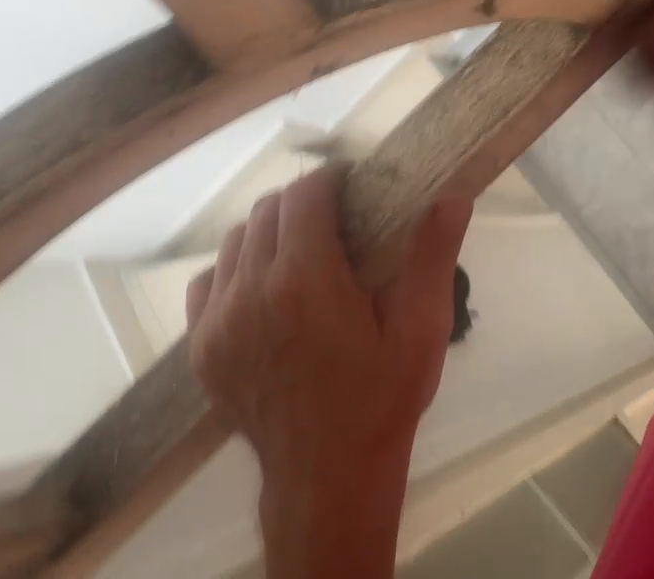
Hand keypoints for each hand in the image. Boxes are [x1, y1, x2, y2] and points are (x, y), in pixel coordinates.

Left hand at [185, 166, 471, 487]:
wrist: (329, 474)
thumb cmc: (383, 395)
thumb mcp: (422, 326)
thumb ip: (432, 255)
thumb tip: (452, 196)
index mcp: (305, 279)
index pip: (304, 196)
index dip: (331, 178)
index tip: (356, 182)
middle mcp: (251, 292)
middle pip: (267, 211)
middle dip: (304, 201)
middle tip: (341, 217)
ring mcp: (217, 324)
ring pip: (236, 242)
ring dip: (271, 231)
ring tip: (307, 249)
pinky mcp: (202, 350)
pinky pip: (208, 283)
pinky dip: (237, 268)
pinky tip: (268, 288)